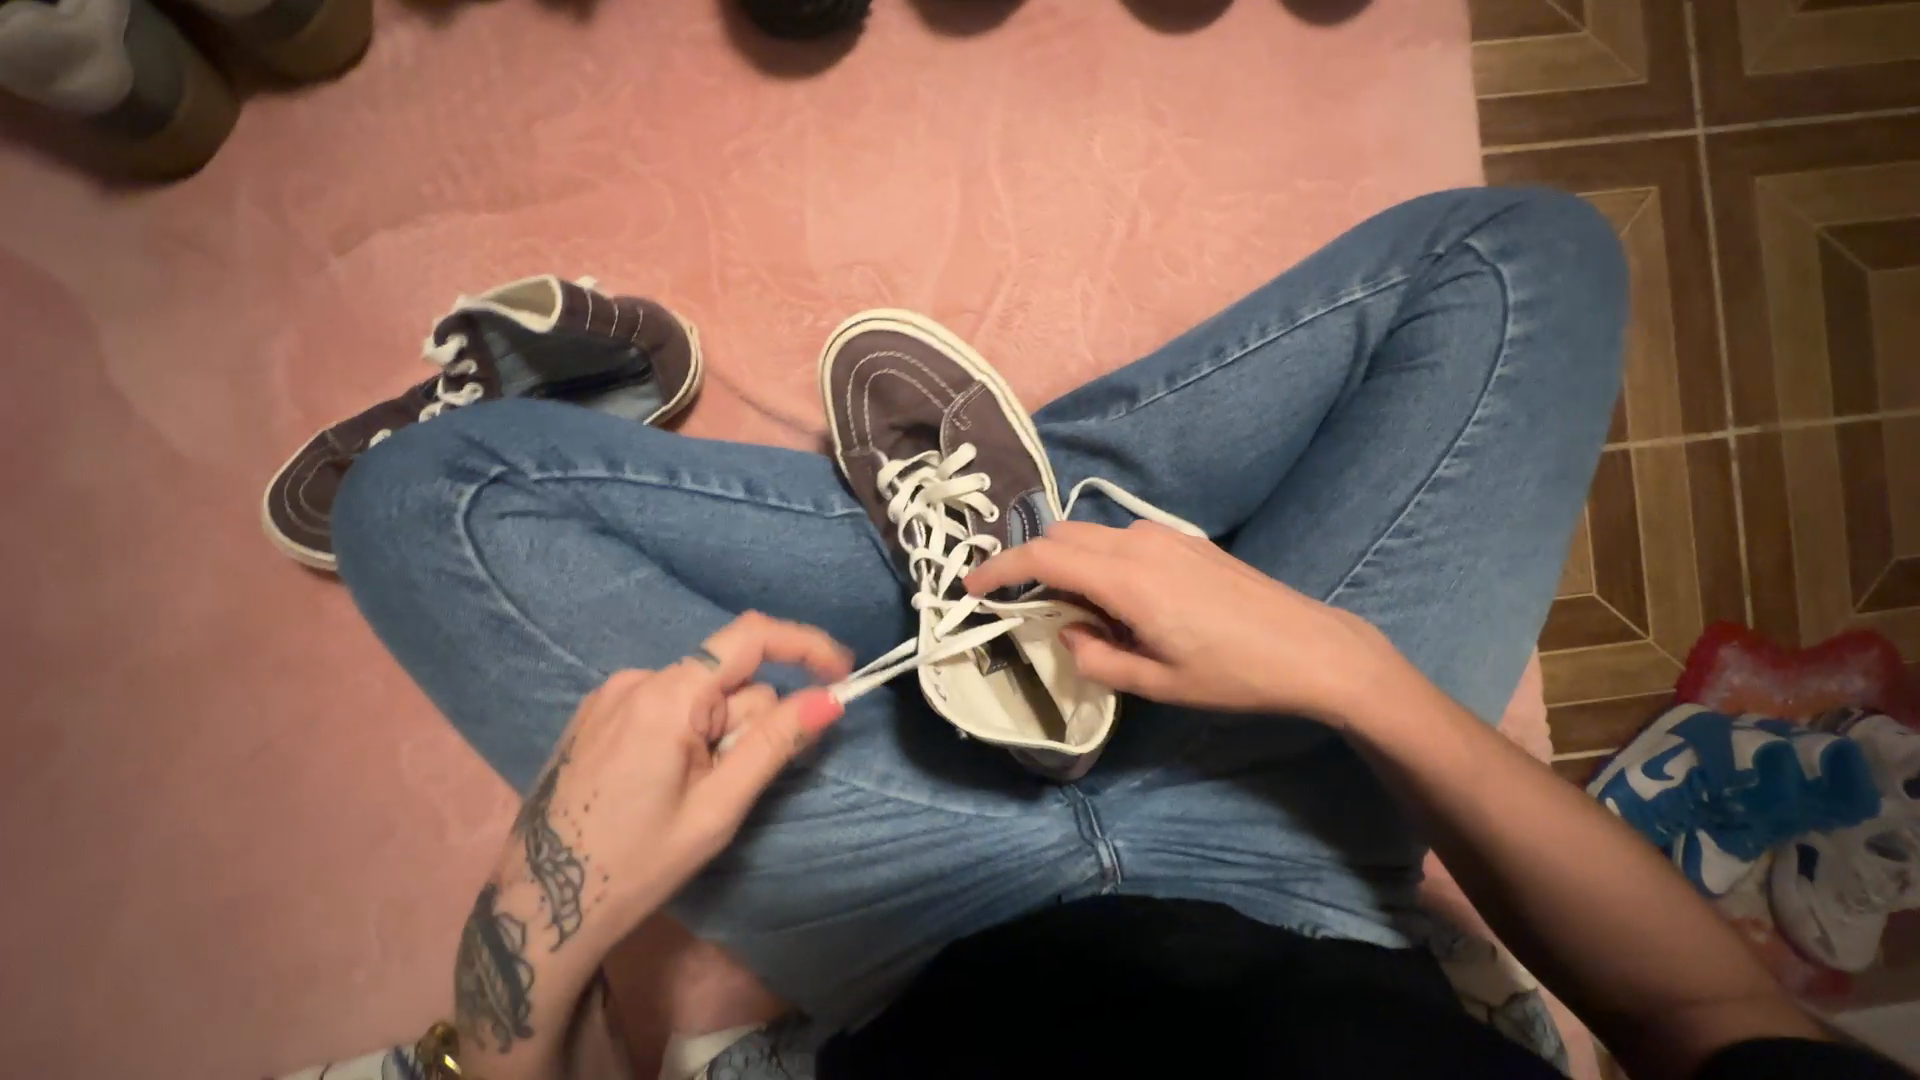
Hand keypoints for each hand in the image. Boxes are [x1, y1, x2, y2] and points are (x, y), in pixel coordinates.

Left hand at [494, 612, 853, 952]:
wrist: (536, 908)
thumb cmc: (634, 864)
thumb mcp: (717, 808)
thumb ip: (775, 743)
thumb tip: (832, 698)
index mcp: (667, 695)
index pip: (751, 637)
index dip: (805, 645)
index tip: (843, 671)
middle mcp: (636, 678)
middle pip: (729, 679)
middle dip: (751, 722)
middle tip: (734, 787)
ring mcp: (610, 694)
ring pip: (701, 695)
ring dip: (720, 733)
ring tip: (693, 795)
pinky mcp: (597, 714)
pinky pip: (668, 705)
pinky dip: (690, 733)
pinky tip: (667, 783)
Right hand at [964, 521, 1401, 722]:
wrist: (1311, 647)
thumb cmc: (1232, 674)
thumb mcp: (1156, 683)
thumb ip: (1096, 658)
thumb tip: (1068, 634)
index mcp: (1127, 579)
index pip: (1043, 556)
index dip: (1000, 568)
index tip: (972, 586)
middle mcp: (1139, 544)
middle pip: (1062, 535)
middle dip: (1035, 565)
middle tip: (1037, 611)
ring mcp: (1166, 536)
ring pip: (1092, 536)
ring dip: (1073, 565)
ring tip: (1091, 616)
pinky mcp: (1186, 540)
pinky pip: (1123, 540)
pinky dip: (1103, 562)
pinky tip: (1128, 603)